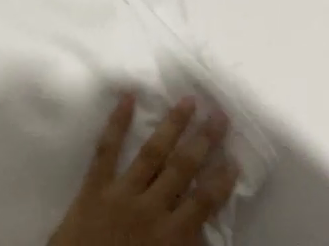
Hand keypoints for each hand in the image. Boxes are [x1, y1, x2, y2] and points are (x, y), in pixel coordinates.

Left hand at [49, 93, 239, 245]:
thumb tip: (205, 230)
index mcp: (170, 236)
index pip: (203, 202)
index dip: (220, 181)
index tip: (234, 159)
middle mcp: (150, 208)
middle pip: (182, 168)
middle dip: (203, 140)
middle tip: (219, 113)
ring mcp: (121, 193)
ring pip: (152, 152)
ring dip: (172, 125)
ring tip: (188, 100)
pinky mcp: (94, 187)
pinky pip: (106, 150)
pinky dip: (117, 122)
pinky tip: (127, 97)